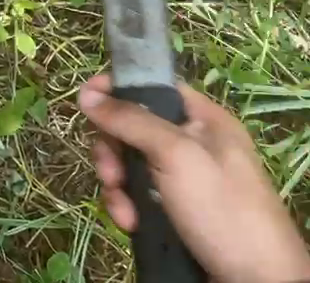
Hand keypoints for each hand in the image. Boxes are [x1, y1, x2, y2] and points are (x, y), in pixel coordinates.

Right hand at [79, 74, 309, 282]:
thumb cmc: (224, 212)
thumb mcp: (176, 156)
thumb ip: (130, 120)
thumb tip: (85, 94)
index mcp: (205, 121)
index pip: (152, 86)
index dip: (117, 88)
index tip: (87, 101)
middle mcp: (193, 144)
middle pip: (132, 125)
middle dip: (112, 149)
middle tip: (111, 171)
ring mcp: (183, 180)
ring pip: (128, 161)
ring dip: (116, 183)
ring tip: (124, 209)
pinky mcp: (173, 210)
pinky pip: (135, 193)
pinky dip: (127, 205)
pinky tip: (131, 223)